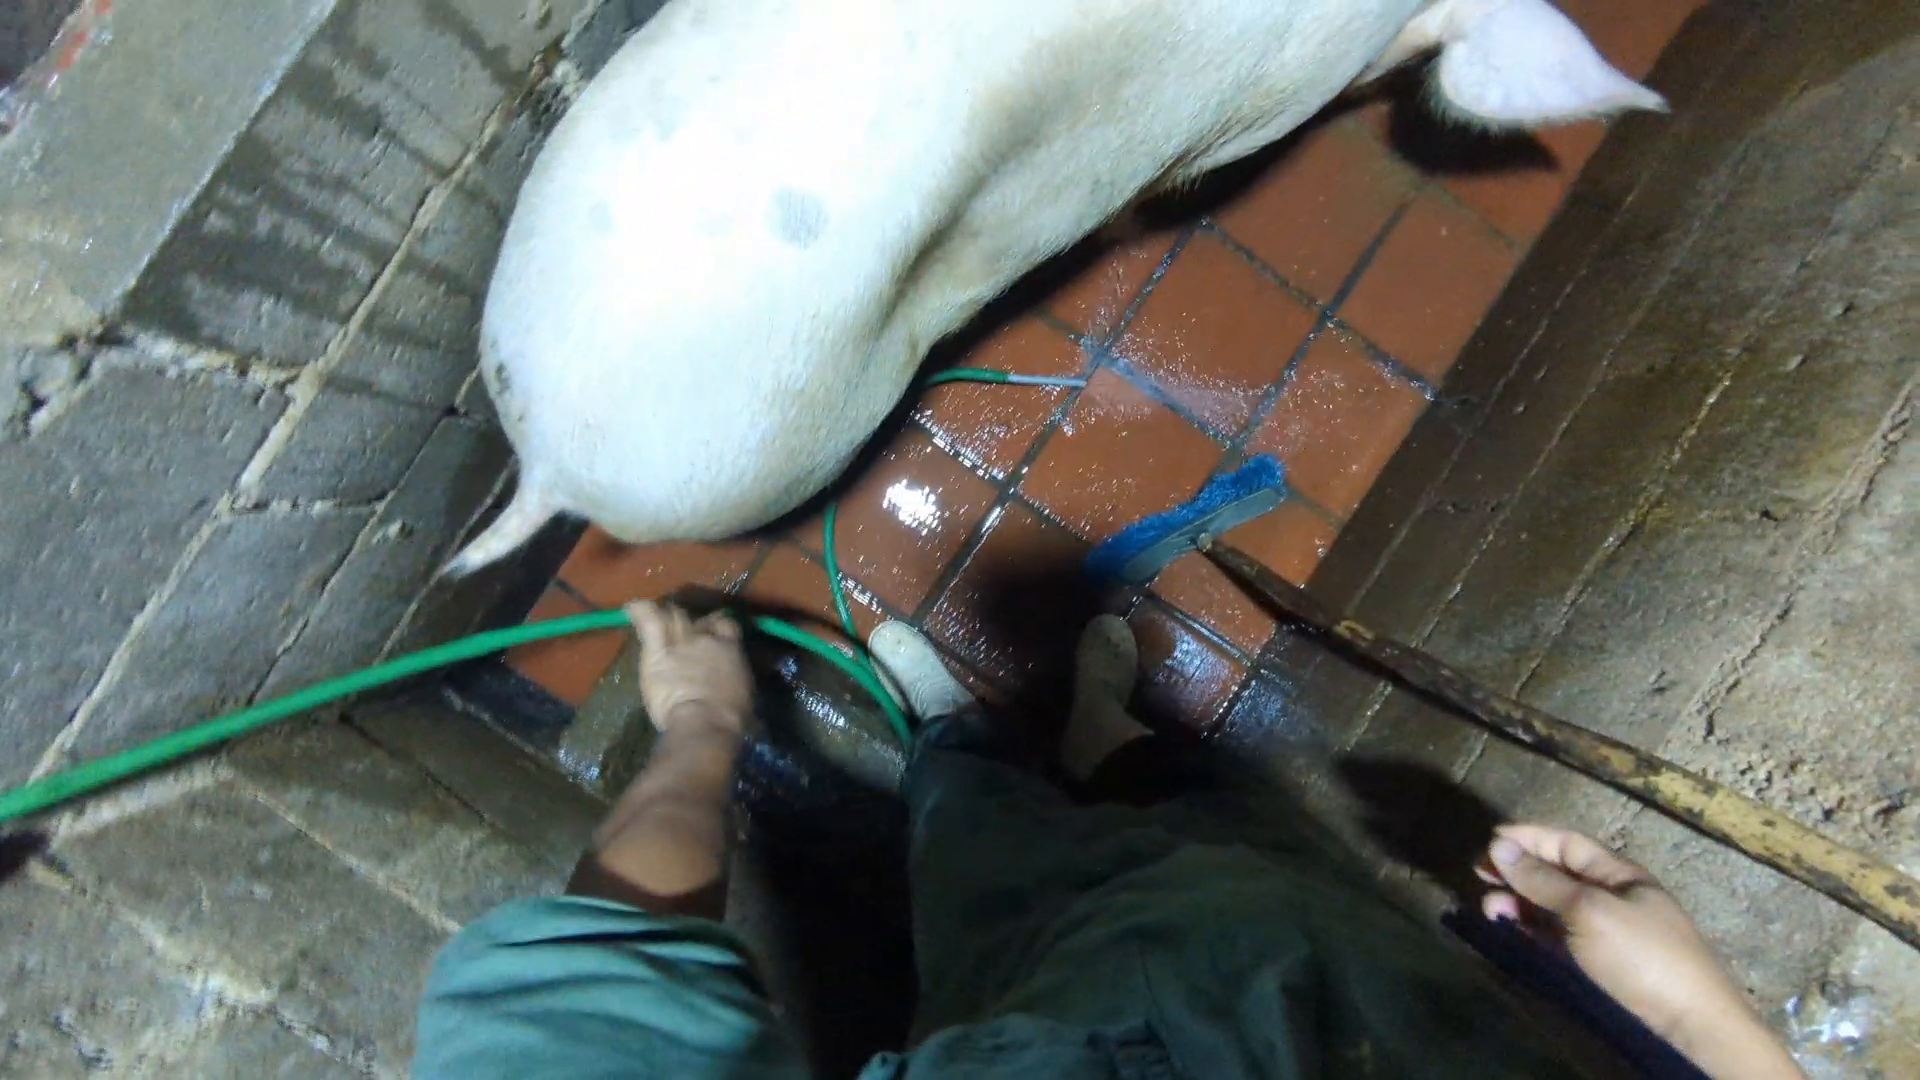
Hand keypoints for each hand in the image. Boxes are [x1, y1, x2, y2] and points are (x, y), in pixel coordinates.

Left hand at [625, 600, 753, 739]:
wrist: (705, 720)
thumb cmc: (731, 715)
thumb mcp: (743, 692)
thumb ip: (734, 677)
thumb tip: (732, 682)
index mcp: (730, 648)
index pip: (725, 623)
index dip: (718, 624)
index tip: (714, 630)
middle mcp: (706, 638)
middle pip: (697, 620)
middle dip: (692, 623)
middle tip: (686, 631)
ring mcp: (680, 642)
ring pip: (673, 618)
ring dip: (668, 617)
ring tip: (660, 619)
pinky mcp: (657, 652)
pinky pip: (649, 624)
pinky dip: (641, 613)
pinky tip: (632, 608)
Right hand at [1479, 824, 1803, 1079]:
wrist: (1692, 1031)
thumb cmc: (1644, 957)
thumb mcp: (1589, 910)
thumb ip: (1541, 878)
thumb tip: (1497, 845)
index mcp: (1619, 876)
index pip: (1565, 842)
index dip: (1526, 837)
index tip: (1489, 841)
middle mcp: (1608, 897)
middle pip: (1552, 872)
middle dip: (1514, 869)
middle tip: (1479, 872)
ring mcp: (1600, 931)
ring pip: (1546, 903)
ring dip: (1514, 899)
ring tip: (1490, 908)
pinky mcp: (1591, 961)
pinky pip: (1549, 933)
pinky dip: (1524, 926)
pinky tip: (1507, 927)